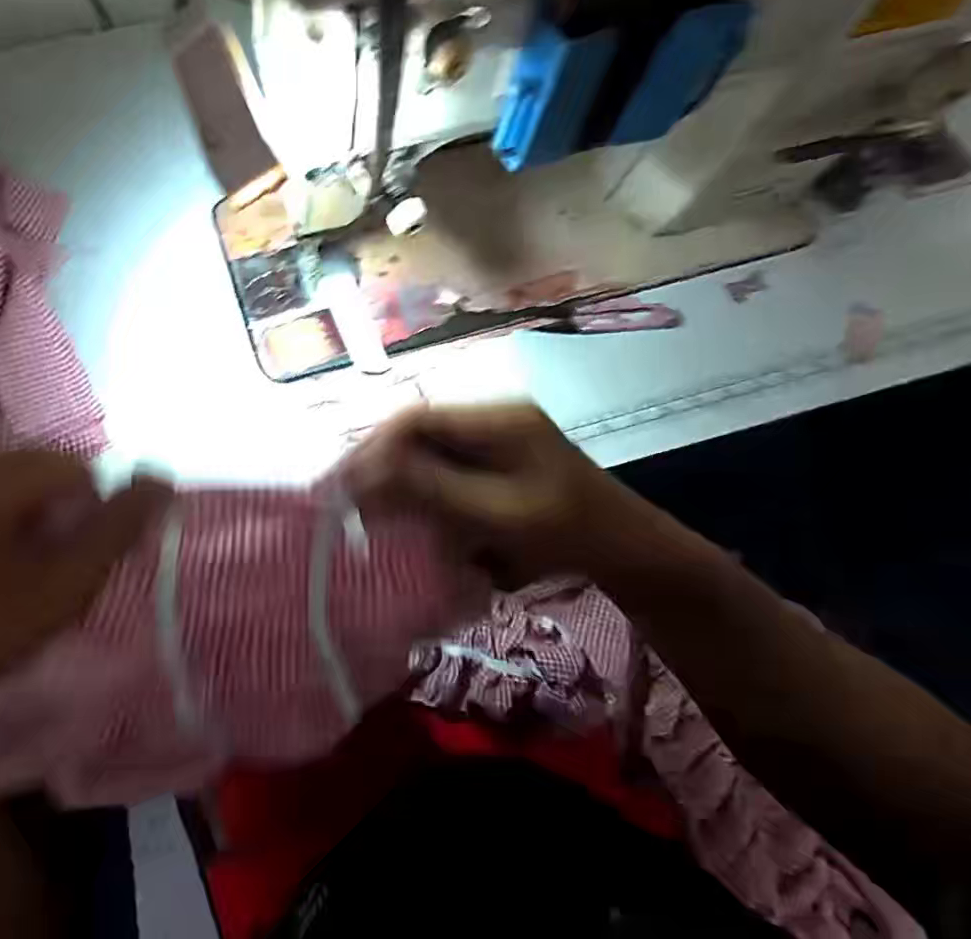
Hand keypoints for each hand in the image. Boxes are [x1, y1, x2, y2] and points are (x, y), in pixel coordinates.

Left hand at [0, 453, 170, 787]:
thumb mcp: (68, 585)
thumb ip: (119, 527)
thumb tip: (162, 478)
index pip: (65, 464)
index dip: (90, 503)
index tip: (82, 550)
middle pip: (28, 466)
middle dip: (55, 503)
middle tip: (54, 558)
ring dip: (22, 509)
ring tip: (18, 563)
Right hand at [344, 403, 704, 588]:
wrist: (627, 552)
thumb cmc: (569, 532)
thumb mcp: (499, 513)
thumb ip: (434, 490)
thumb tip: (368, 471)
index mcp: (498, 418)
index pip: (417, 418)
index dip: (374, 448)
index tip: (343, 486)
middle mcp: (494, 419)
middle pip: (421, 435)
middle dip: (385, 470)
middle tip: (354, 509)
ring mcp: (499, 441)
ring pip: (431, 456)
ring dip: (405, 487)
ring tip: (380, 521)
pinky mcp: (501, 466)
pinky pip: (451, 474)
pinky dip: (429, 499)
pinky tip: (419, 524)